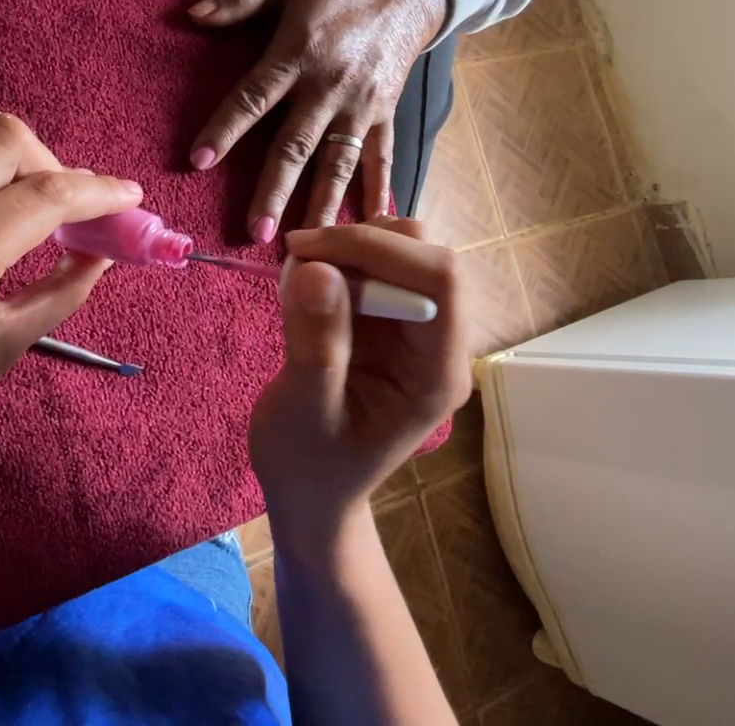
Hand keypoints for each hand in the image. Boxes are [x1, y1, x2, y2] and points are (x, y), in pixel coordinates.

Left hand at [188, 0, 446, 240]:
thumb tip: (193, 14)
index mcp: (299, 51)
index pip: (254, 97)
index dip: (225, 129)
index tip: (199, 162)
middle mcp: (329, 87)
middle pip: (296, 146)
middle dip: (275, 190)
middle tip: (255, 231)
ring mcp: (361, 106)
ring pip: (337, 164)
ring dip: (320, 205)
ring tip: (307, 244)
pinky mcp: (385, 114)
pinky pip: (380, 158)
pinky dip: (377, 192)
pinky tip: (371, 225)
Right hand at [247, 217, 470, 547]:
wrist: (312, 492)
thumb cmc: (308, 464)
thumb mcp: (304, 411)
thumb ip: (317, 343)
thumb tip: (318, 268)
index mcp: (436, 373)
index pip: (438, 281)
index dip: (378, 250)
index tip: (306, 254)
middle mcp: (439, 345)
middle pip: (426, 256)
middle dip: (360, 243)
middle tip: (296, 259)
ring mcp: (415, 332)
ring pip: (403, 252)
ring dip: (347, 249)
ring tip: (298, 277)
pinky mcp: (389, 324)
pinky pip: (375, 267)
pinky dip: (338, 261)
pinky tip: (305, 288)